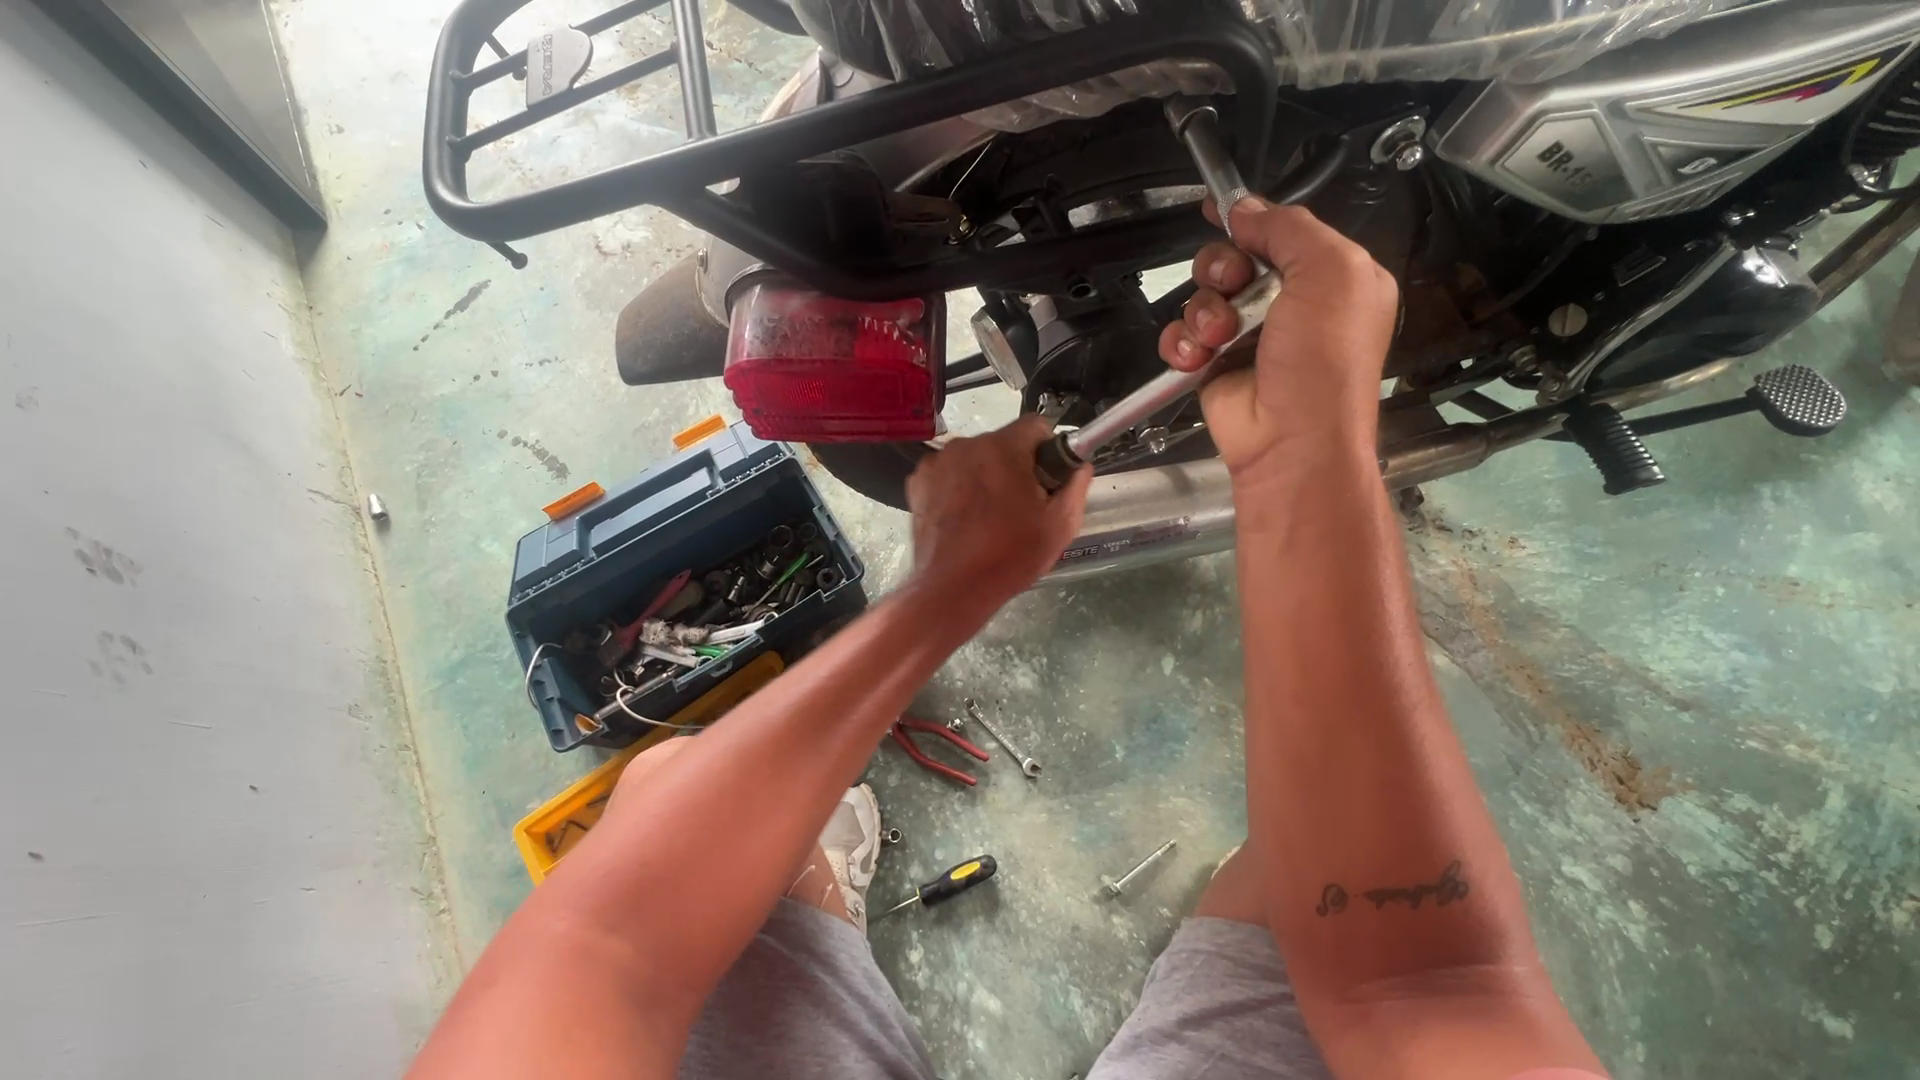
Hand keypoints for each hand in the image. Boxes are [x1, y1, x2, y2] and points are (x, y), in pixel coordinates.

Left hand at [905, 415, 1092, 609]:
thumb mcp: (1060, 525)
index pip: (1036, 425)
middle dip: (1015, 466)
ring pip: (974, 458)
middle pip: (1003, 443)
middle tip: (1020, 506)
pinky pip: (949, 473)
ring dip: (985, 475)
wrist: (953, 588)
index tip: (1047, 477)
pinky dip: (957, 487)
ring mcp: (937, 462)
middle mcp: (966, 445)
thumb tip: (1078, 464)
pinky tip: (962, 517)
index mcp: (1003, 448)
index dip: (1047, 449)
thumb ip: (1076, 484)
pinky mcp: (917, 482)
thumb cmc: (1010, 556)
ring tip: (988, 516)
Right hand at [1157, 198, 1398, 489]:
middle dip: (1223, 269)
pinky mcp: (1213, 365)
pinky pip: (1181, 336)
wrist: (1291, 440)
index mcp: (1331, 279)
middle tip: (1233, 289)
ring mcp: (1247, 337)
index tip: (1219, 211)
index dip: (1250, 220)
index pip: (1283, 233)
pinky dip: (1182, 344)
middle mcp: (1289, 305)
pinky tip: (1196, 358)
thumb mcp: (1330, 273)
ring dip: (1203, 312)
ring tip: (1219, 337)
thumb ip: (1290, 228)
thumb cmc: (1323, 361)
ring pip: (1202, 297)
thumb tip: (1246, 209)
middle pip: (1233, 260)